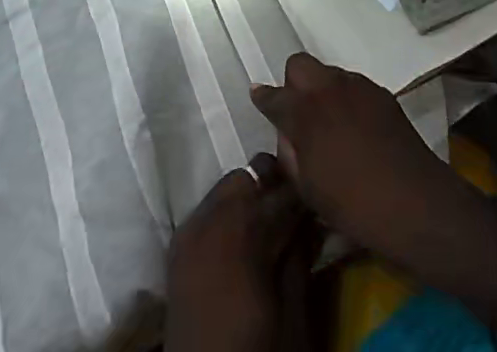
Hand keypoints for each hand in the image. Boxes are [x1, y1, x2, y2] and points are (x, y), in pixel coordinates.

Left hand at [166, 153, 316, 351]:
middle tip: (299, 206)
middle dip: (273, 184)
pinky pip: (207, 210)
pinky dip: (229, 211)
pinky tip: (247, 238)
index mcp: (237, 236)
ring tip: (275, 222)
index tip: (321, 193)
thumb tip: (312, 219)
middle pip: (244, 178)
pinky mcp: (176, 247)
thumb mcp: (292, 318)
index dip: (302, 190)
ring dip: (250, 196)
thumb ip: (298, 260)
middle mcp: (206, 222)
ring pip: (223, 190)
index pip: (276, 192)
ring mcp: (186, 232)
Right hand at [250, 54, 496, 312]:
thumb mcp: (307, 188)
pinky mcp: (383, 96)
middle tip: (301, 113)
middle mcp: (326, 89)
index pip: (272, 95)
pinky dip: (349, 99)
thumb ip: (289, 153)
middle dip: (294, 83)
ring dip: (323, 89)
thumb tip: (287, 133)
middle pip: (299, 65)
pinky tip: (357, 127)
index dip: (263, 99)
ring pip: (329, 73)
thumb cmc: (354, 205)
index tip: (260, 101)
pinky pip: (354, 86)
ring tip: (332, 121)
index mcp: (302, 112)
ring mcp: (358, 88)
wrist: (419, 207)